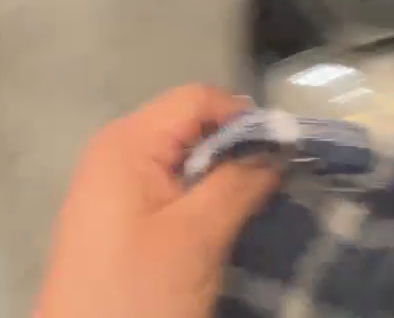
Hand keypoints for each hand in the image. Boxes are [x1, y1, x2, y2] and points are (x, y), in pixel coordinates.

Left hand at [35, 85, 281, 317]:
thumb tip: (277, 144)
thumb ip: (237, 182)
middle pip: (188, 123)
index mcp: (127, 140)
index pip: (197, 99)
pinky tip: (216, 226)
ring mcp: (110, 182)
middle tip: (270, 184)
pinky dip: (195, 197)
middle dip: (231, 148)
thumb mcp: (195, 238)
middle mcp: (115, 148)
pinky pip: (164, 184)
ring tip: (250, 207)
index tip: (282, 154)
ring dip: (216, 176)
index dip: (242, 118)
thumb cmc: (136, 295)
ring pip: (180, 156)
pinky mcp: (114, 215)